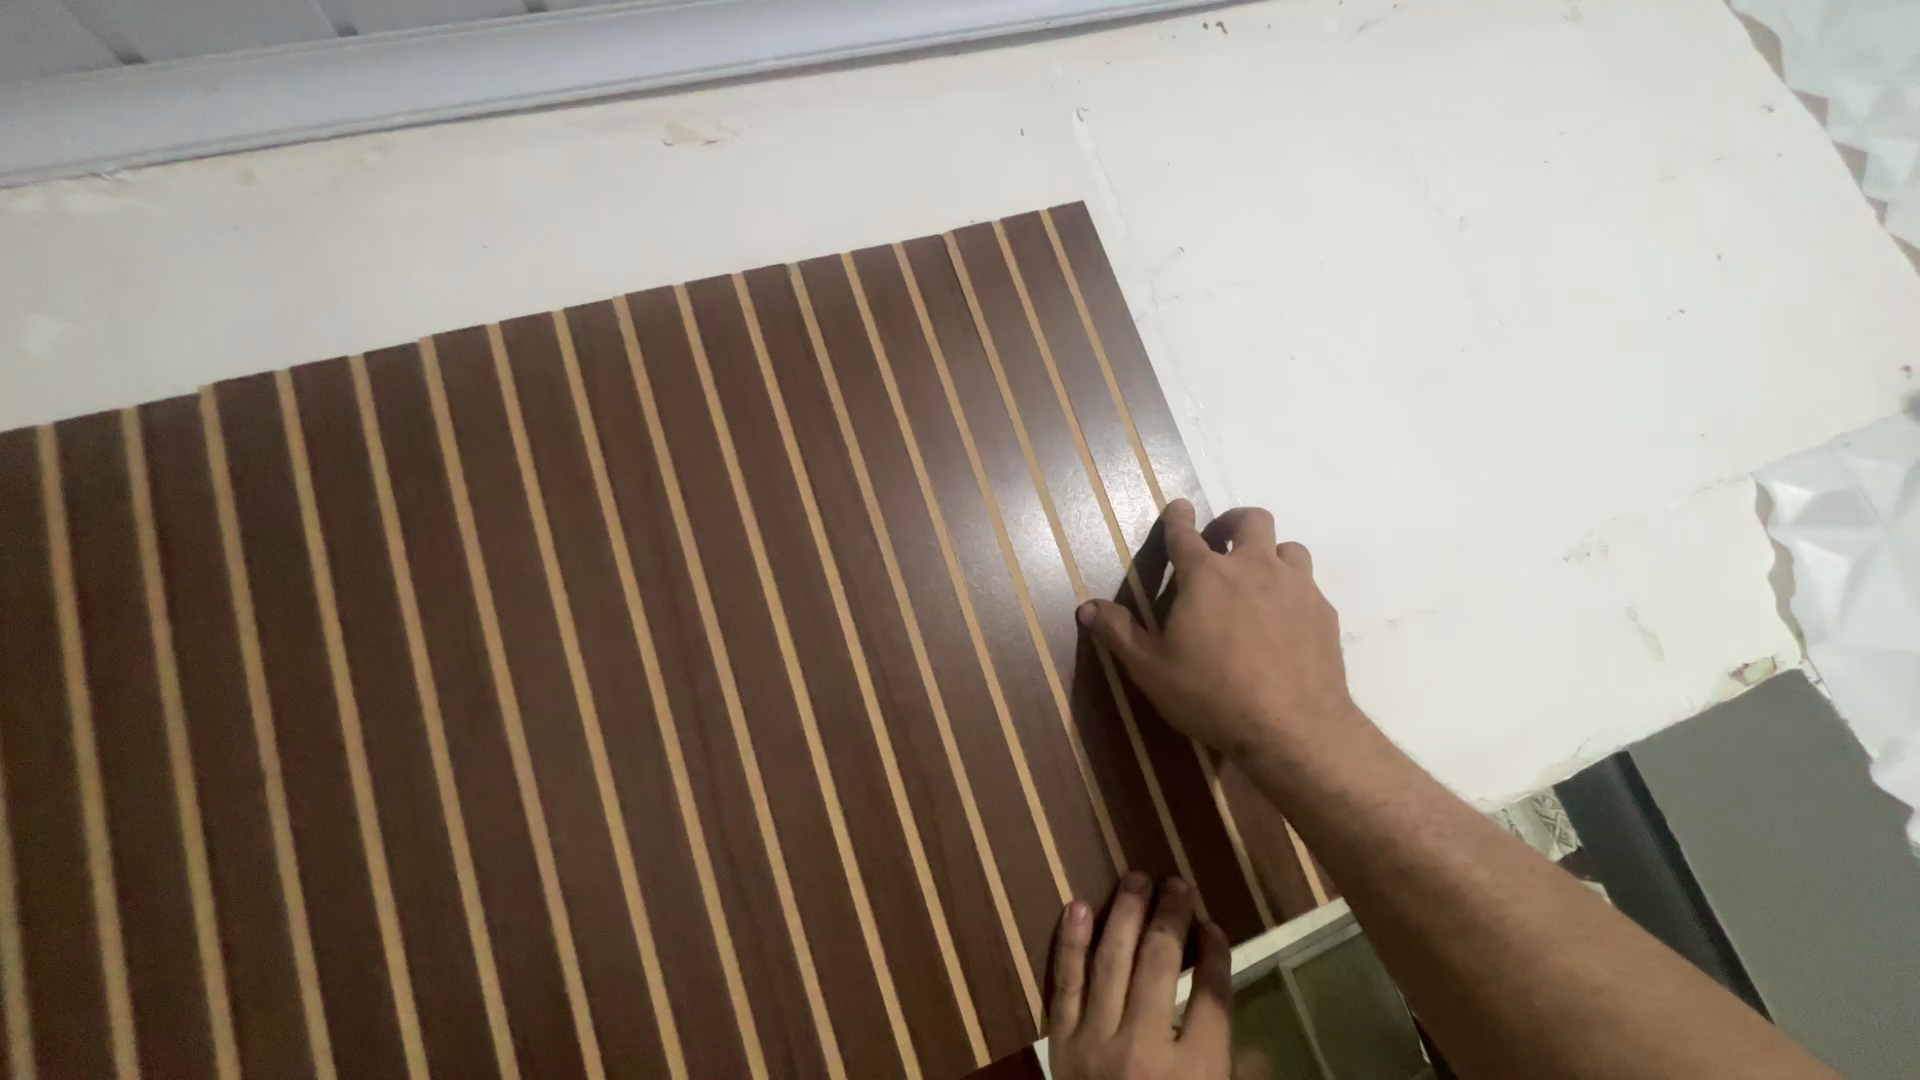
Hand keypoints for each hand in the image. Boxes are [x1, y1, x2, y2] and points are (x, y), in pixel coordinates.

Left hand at [1049, 873, 1231, 1079]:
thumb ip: (1217, 1052)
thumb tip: (1214, 983)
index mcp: (1196, 1076)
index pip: (1212, 996)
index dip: (1216, 955)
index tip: (1214, 927)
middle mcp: (1145, 1050)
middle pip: (1162, 965)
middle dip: (1172, 918)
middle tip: (1177, 883)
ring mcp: (1096, 1042)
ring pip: (1112, 960)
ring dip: (1126, 914)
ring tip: (1137, 879)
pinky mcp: (1060, 1044)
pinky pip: (1064, 982)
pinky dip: (1070, 942)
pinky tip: (1078, 906)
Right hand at [1077, 500, 1358, 762]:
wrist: (1293, 729)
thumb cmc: (1212, 695)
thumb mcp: (1151, 669)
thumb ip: (1118, 633)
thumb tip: (1085, 608)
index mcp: (1206, 576)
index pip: (1184, 533)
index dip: (1177, 517)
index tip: (1178, 508)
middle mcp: (1253, 568)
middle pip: (1250, 520)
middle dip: (1231, 523)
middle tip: (1219, 542)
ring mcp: (1295, 587)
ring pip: (1288, 547)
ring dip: (1269, 554)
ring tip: (1256, 581)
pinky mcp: (1323, 612)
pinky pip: (1308, 585)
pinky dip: (1292, 591)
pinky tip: (1284, 621)